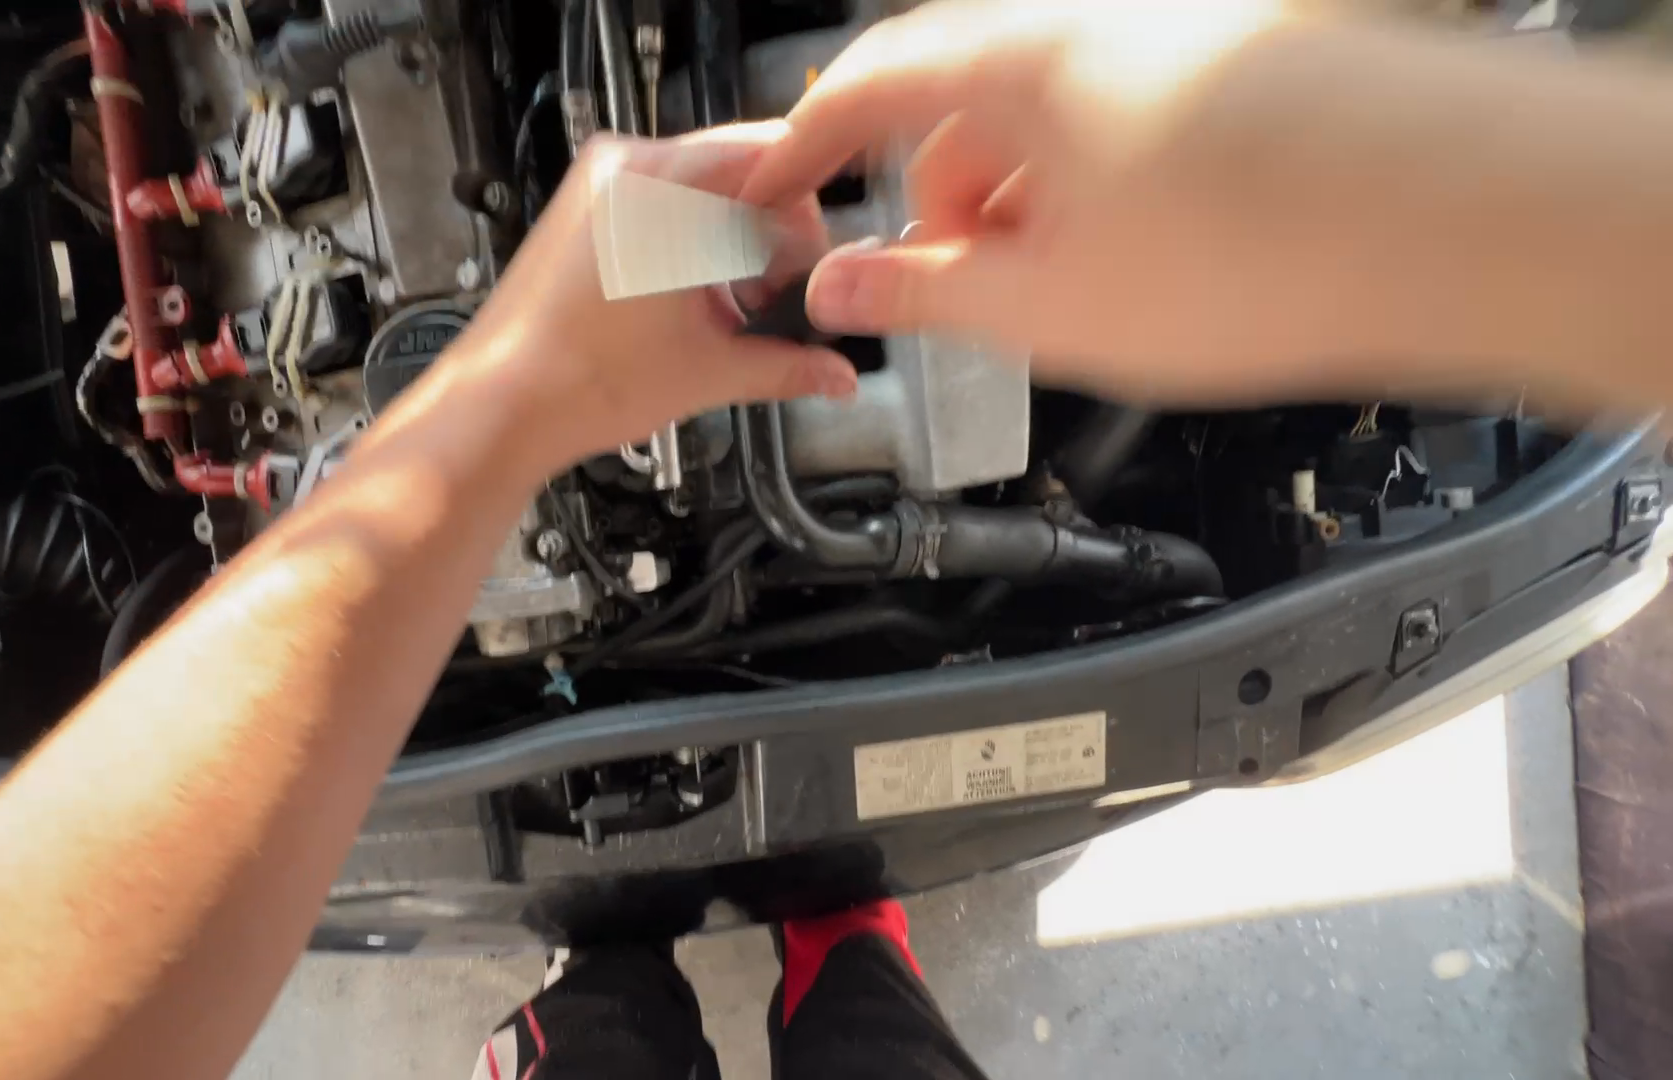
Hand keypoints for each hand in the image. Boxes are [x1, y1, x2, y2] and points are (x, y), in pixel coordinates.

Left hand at [449, 122, 857, 467]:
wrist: (501, 409)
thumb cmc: (574, 383)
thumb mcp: (707, 371)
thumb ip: (786, 367)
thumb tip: (835, 374)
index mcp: (661, 184)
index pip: (776, 163)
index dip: (809, 224)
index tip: (820, 272)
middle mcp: (625, 171)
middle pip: (740, 181)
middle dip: (772, 247)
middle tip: (783, 306)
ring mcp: (600, 193)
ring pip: (702, 202)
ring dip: (735, 256)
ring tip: (737, 318)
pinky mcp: (587, 221)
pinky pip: (664, 218)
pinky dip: (695, 257)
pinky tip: (700, 310)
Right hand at [740, 0, 1412, 404]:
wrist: (1487, 231)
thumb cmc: (1276, 261)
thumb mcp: (1043, 306)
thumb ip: (919, 292)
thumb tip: (838, 286)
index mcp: (1034, 66)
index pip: (868, 84)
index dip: (803, 143)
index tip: (774, 187)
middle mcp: (1102, 25)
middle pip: (954, 107)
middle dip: (928, 202)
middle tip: (937, 284)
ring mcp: (1171, 39)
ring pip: (1033, 120)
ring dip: (1007, 206)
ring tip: (1041, 290)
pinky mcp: (1230, 64)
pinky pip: (1104, 121)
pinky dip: (1074, 191)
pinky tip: (1108, 259)